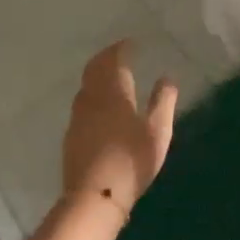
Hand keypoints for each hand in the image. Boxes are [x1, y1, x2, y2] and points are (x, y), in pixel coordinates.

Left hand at [60, 40, 178, 213]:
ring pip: (86, 85)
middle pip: (95, 67)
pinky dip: (92, 94)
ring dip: (97, 74)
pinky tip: (100, 107)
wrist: (94, 196)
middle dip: (106, 57)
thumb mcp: (158, 131)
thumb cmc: (131, 159)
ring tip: (111, 77)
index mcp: (113, 89)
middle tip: (118, 53)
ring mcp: (78, 116)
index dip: (122, 48)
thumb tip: (168, 77)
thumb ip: (164, 101)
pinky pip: (82, 103)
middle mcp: (92, 96)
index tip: (131, 43)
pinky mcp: (71, 135)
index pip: (114, 58)